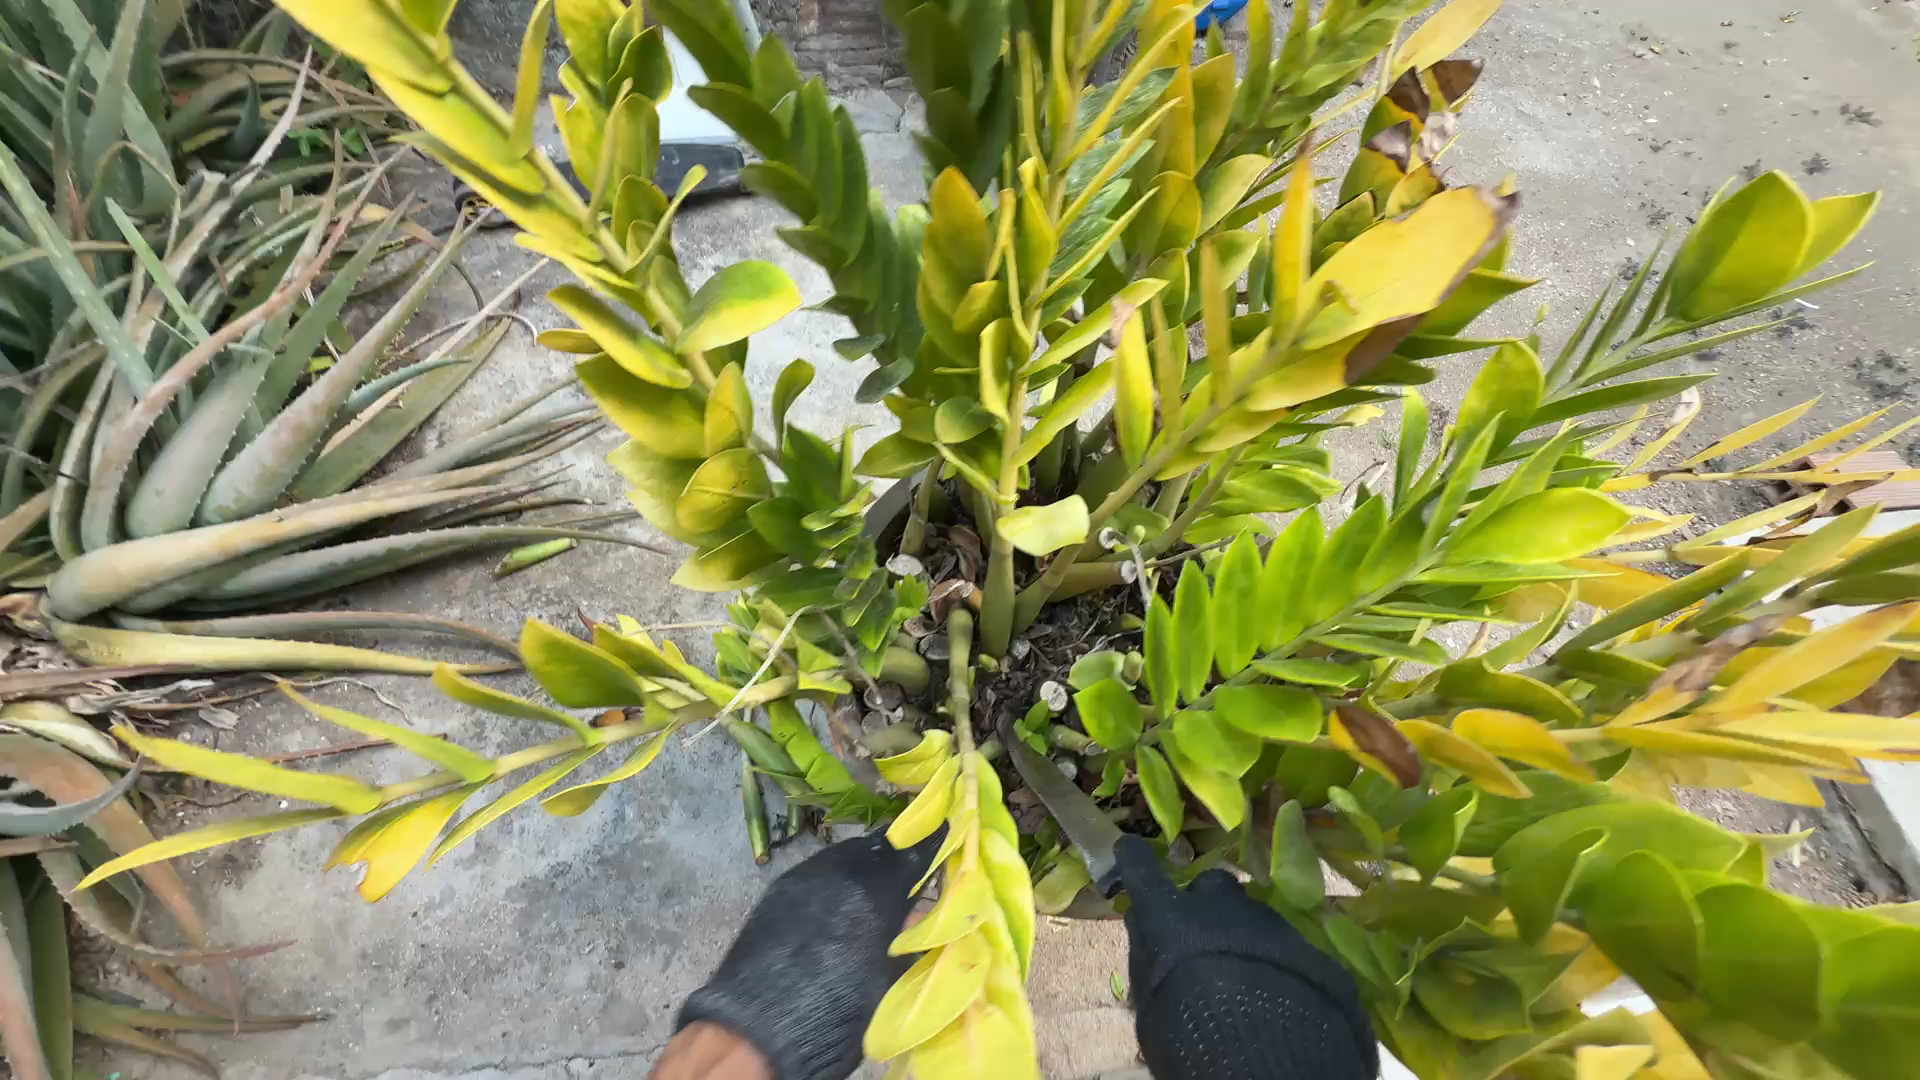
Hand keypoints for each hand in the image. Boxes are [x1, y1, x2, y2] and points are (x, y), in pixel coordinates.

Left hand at [673, 830, 940, 1079]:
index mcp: (876, 895)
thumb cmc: (832, 1017)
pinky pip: (820, 868)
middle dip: (894, 854)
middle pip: (877, 848)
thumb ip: (906, 942)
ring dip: (864, 864)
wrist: (753, 1033)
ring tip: (873, 883)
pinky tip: (838, 898)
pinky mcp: (781, 886)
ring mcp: (809, 875)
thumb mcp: (884, 985)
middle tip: (907, 866)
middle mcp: (843, 872)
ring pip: (847, 854)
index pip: (911, 855)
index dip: (928, 843)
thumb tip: (920, 916)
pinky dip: (836, 876)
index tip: (941, 832)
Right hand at [1115, 836, 1377, 1079]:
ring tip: (1248, 976)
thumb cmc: (1185, 1033)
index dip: (1134, 857)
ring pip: (1253, 916)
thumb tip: (1144, 926)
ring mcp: (1267, 923)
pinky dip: (1281, 965)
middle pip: (1210, 885)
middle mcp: (1216, 905)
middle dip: (1208, 905)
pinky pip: (1288, 949)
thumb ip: (1146, 953)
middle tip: (1206, 938)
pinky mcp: (1308, 951)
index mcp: (1168, 914)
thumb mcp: (1147, 1000)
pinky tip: (1282, 996)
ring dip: (1246, 937)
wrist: (1265, 1061)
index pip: (1139, 865)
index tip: (1131, 852)